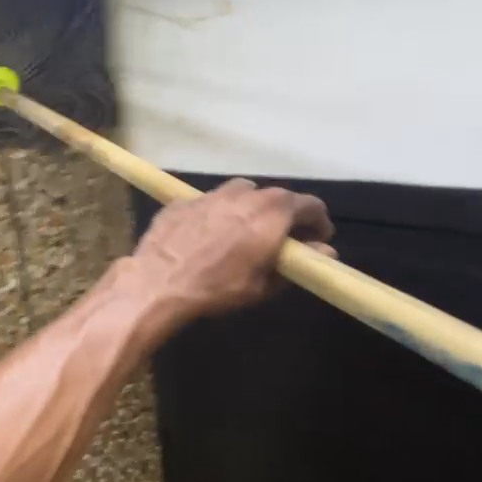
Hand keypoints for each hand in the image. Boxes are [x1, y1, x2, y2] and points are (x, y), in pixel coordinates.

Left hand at [128, 178, 334, 322]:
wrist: (156, 284)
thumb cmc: (216, 288)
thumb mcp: (263, 285)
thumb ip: (298, 264)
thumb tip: (325, 251)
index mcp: (272, 212)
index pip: (310, 205)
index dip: (316, 222)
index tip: (314, 239)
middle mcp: (244, 195)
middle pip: (274, 196)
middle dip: (281, 214)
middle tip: (277, 237)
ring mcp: (208, 195)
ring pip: (239, 192)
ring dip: (247, 207)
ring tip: (240, 230)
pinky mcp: (180, 203)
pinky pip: (205, 203)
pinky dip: (213, 213)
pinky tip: (204, 234)